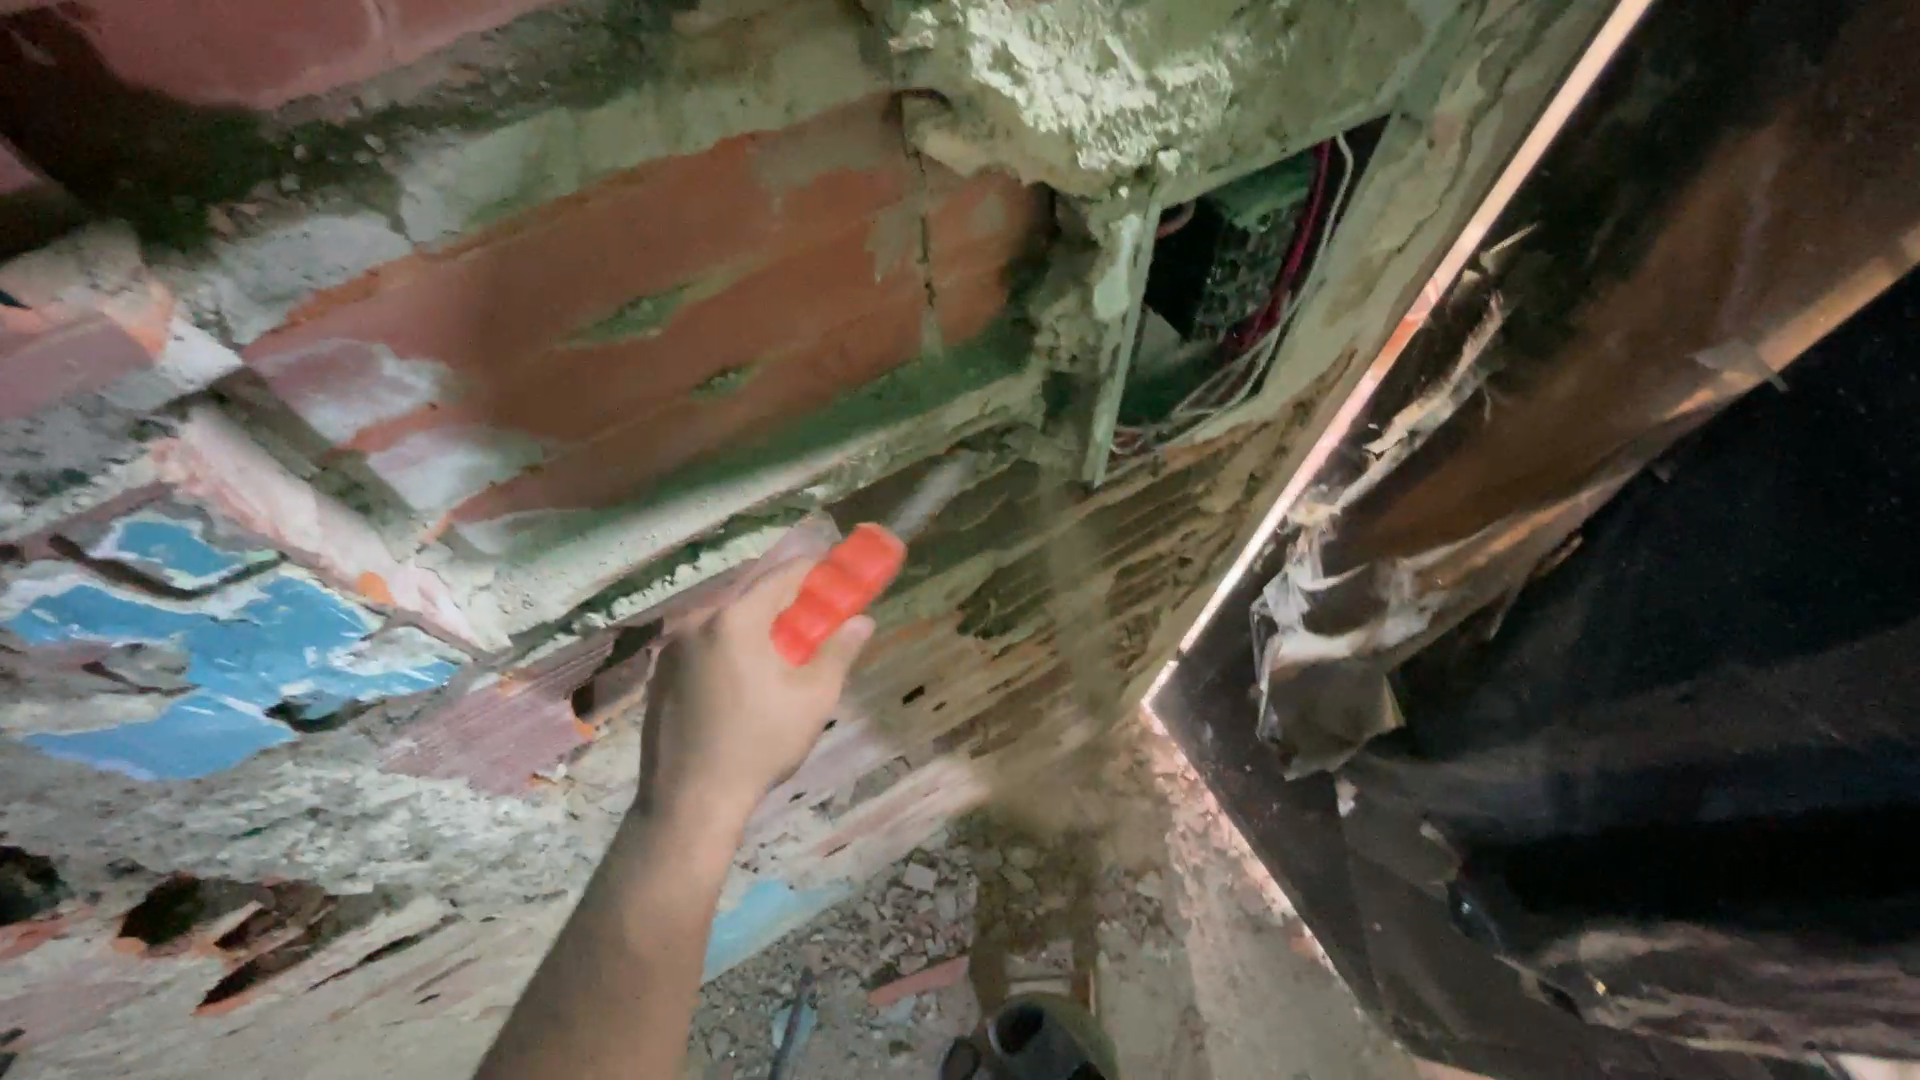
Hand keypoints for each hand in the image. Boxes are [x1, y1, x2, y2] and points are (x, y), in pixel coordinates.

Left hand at [643, 556, 875, 821]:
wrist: (689, 800)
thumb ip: (839, 652)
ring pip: (725, 619)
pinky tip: (743, 679)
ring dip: (756, 624)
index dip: (815, 572)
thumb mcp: (812, 700)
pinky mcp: (660, 673)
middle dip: (786, 600)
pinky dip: (728, 646)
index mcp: (735, 620)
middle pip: (751, 594)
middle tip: (815, 619)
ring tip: (782, 652)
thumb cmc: (758, 745)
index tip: (837, 580)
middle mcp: (696, 621)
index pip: (782, 575)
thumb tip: (862, 621)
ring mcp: (672, 647)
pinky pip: (703, 643)